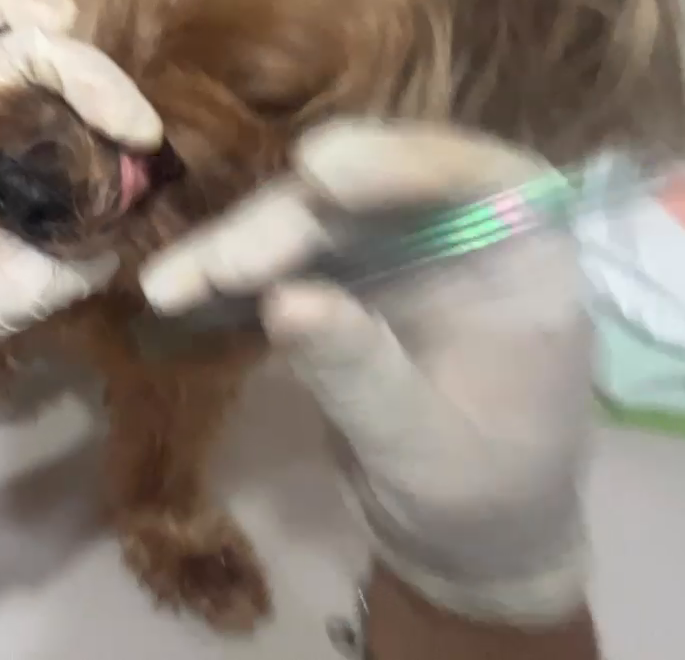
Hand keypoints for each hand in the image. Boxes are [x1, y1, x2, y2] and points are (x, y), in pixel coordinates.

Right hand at [140, 121, 593, 624]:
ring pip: (297, 218)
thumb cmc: (475, 492)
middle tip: (223, 267)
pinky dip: (218, 269)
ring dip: (231, 246)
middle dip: (281, 225)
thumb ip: (359, 370)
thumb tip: (282, 302)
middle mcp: (445, 234)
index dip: (400, 158)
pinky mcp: (328, 268)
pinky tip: (171, 286)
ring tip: (167, 286)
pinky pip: (267, 253)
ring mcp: (380, 248)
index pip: (478, 177)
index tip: (318, 169)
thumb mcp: (422, 446)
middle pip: (357, 196)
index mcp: (517, 262)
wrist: (450, 527)